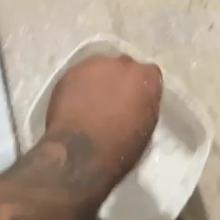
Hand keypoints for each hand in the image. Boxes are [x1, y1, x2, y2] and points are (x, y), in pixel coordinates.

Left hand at [46, 54, 162, 184]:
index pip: (149, 75)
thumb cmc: (118, 150)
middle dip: (119, 82)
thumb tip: (136, 102)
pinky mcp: (71, 72)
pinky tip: (73, 105)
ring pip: (100, 69)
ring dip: (98, 82)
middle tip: (110, 103)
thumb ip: (144, 105)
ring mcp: (96, 65)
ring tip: (89, 104)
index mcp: (147, 77)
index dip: (140, 89)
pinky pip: (79, 77)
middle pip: (124, 67)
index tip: (134, 103)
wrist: (77, 155)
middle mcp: (124, 63)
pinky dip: (78, 88)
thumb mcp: (145, 128)